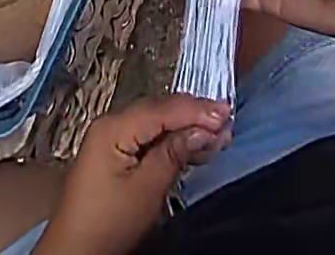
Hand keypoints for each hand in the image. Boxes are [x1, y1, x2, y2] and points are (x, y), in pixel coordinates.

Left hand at [36, 95, 229, 254]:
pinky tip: (195, 145)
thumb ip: (174, 153)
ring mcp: (113, 137)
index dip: (196, 109)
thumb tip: (204, 129)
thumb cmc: (107, 225)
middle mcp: (112, 124)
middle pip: (160, 111)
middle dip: (194, 115)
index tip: (226, 113)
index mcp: (114, 127)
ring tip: (218, 132)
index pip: (163, 109)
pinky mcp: (117, 153)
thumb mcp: (145, 191)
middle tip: (227, 120)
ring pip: (158, 122)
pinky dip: (174, 140)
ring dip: (187, 127)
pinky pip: (150, 137)